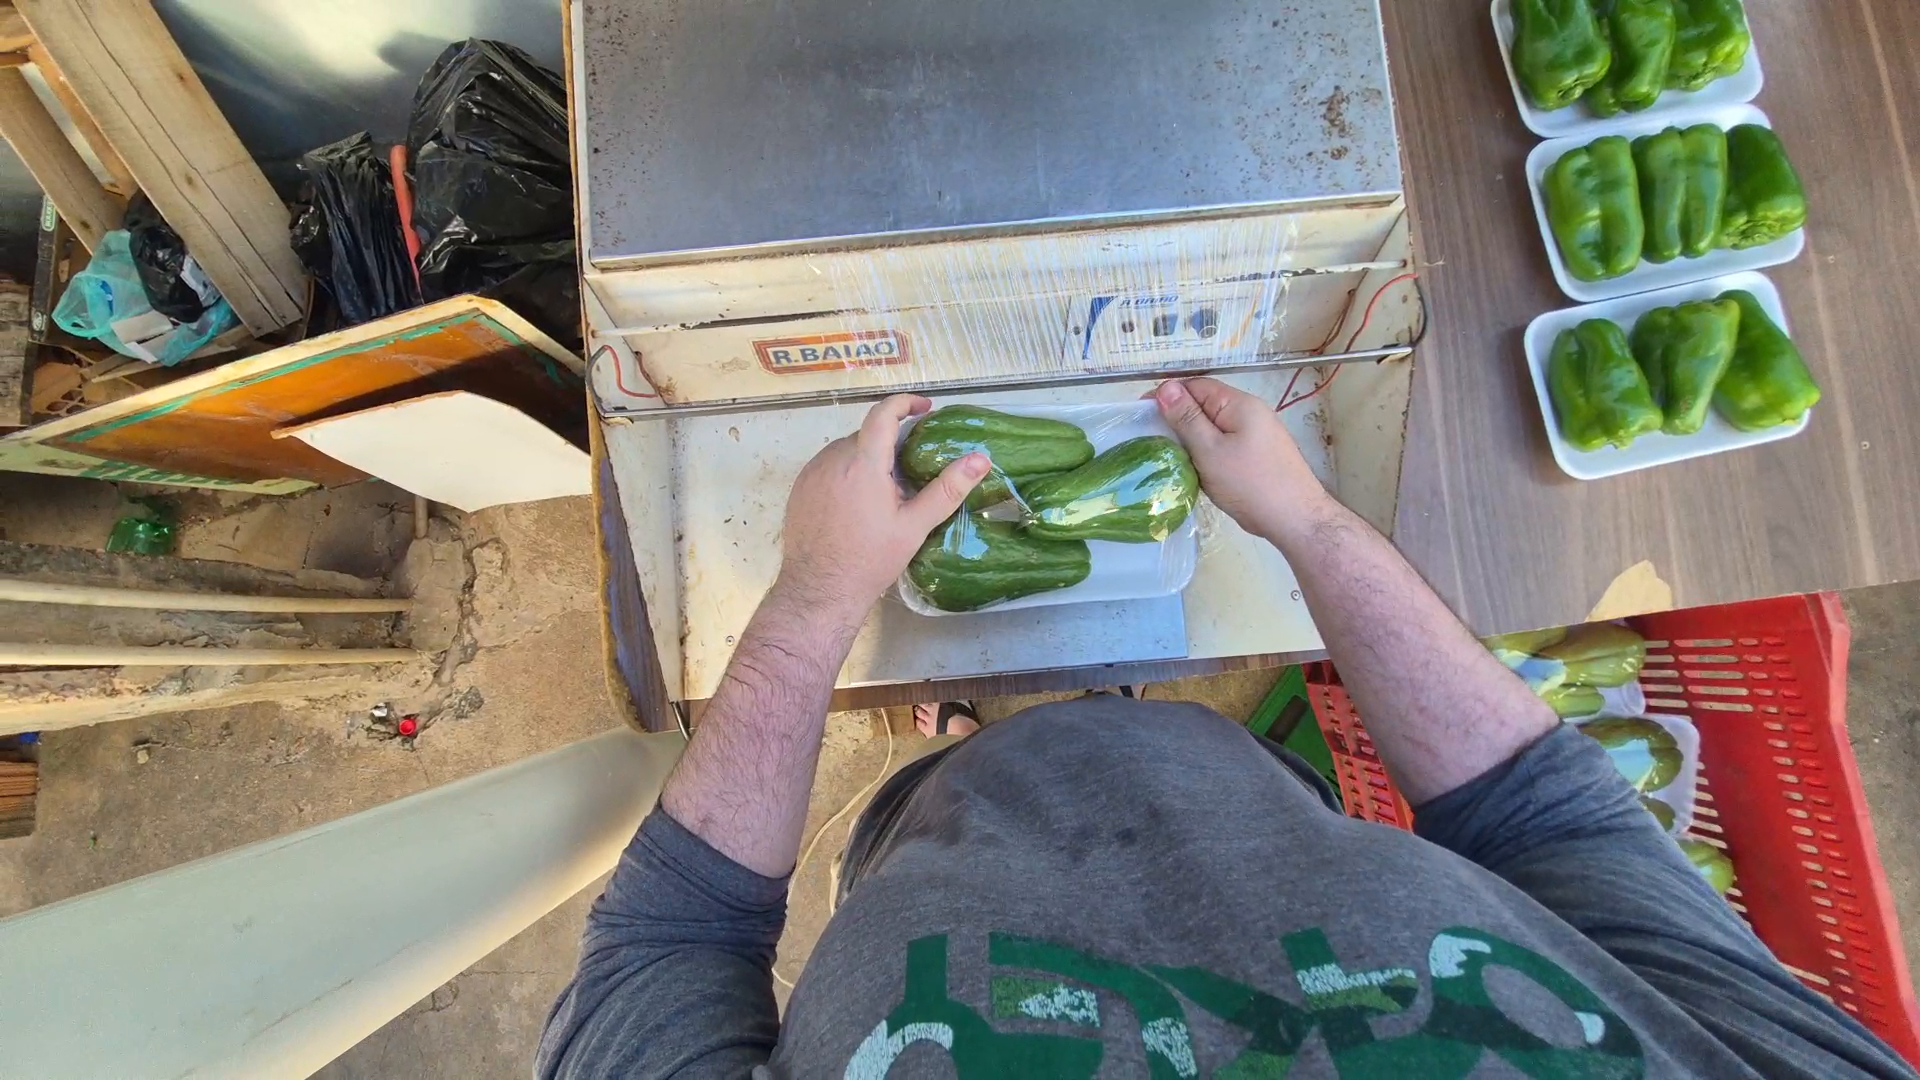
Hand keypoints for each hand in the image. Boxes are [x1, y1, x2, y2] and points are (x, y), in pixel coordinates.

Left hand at [774, 395, 989, 623]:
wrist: (820, 590)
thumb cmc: (871, 560)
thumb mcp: (915, 526)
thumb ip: (947, 489)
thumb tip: (980, 460)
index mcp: (863, 464)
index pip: (883, 413)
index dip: (905, 402)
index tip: (924, 406)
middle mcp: (832, 459)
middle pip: (866, 435)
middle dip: (890, 444)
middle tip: (910, 472)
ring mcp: (812, 472)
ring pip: (846, 450)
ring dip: (867, 459)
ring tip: (885, 493)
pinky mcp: (799, 487)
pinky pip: (828, 466)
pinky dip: (847, 473)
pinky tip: (858, 503)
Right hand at [1153, 378, 1335, 543]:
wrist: (1293, 518)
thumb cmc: (1249, 484)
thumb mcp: (1209, 450)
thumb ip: (1187, 418)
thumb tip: (1166, 387)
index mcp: (1239, 404)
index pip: (1196, 385)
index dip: (1167, 395)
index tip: (1142, 414)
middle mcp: (1249, 412)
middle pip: (1205, 404)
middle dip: (1177, 418)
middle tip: (1152, 439)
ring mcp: (1255, 434)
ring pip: (1212, 426)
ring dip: (1190, 437)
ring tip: (1168, 455)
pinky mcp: (1255, 454)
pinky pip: (1222, 443)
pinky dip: (1204, 451)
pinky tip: (1193, 467)